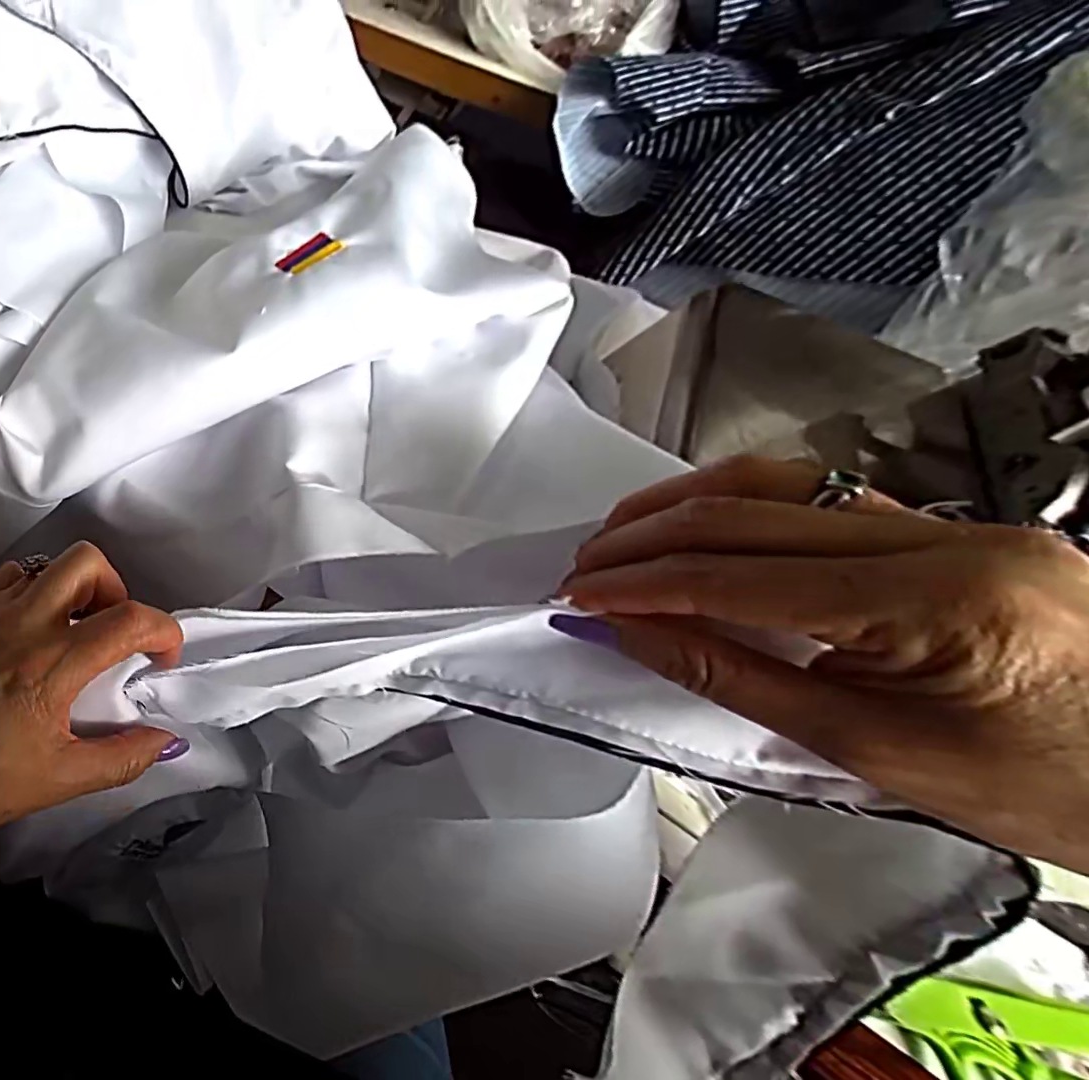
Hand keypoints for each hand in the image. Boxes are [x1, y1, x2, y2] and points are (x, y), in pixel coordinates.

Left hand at [0, 542, 186, 895]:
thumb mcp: (62, 780)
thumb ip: (124, 758)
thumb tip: (166, 740)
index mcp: (51, 666)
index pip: (128, 619)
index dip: (163, 631)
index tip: (162, 658)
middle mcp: (24, 626)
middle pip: (87, 562)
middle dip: (118, 589)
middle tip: (118, 633)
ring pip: (51, 563)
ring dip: (80, 587)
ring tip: (82, 632)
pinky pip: (15, 577)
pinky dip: (40, 589)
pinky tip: (40, 627)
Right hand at [557, 455, 1088, 873]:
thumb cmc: (1061, 793)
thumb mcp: (868, 748)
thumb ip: (727, 675)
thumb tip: (626, 630)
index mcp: (939, 604)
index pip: (734, 577)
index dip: (637, 585)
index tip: (578, 597)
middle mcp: (953, 542)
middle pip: (745, 511)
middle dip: (641, 540)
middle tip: (583, 570)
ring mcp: (959, 526)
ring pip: (777, 482)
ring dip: (678, 505)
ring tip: (619, 535)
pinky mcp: (951, 530)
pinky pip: (816, 494)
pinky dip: (733, 506)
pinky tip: (693, 524)